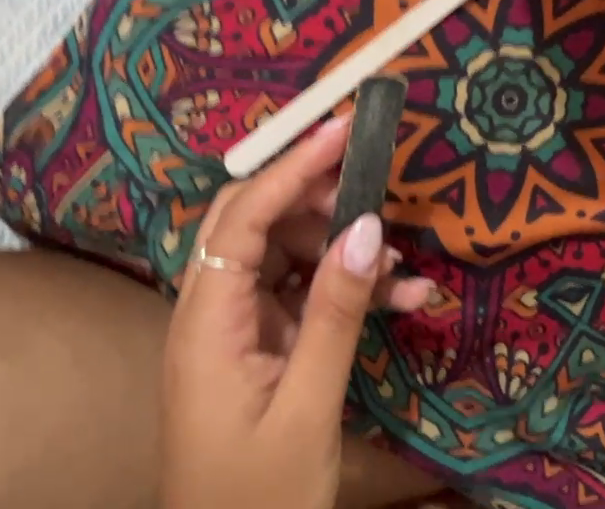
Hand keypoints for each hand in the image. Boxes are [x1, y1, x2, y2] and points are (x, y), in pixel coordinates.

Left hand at [160, 118, 432, 508]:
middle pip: (255, 221)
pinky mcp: (259, 345)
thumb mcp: (307, 407)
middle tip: (371, 183)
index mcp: (206, 321)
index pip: (243, 217)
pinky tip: (399, 296)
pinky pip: (301, 294)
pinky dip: (344, 288)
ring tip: (398, 260)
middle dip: (314, 196)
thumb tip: (368, 227)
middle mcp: (211, 311)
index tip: (342, 131)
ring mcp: (235, 328)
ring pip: (283, 255)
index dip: (292, 168)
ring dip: (340, 248)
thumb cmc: (259, 497)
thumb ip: (336, 313)